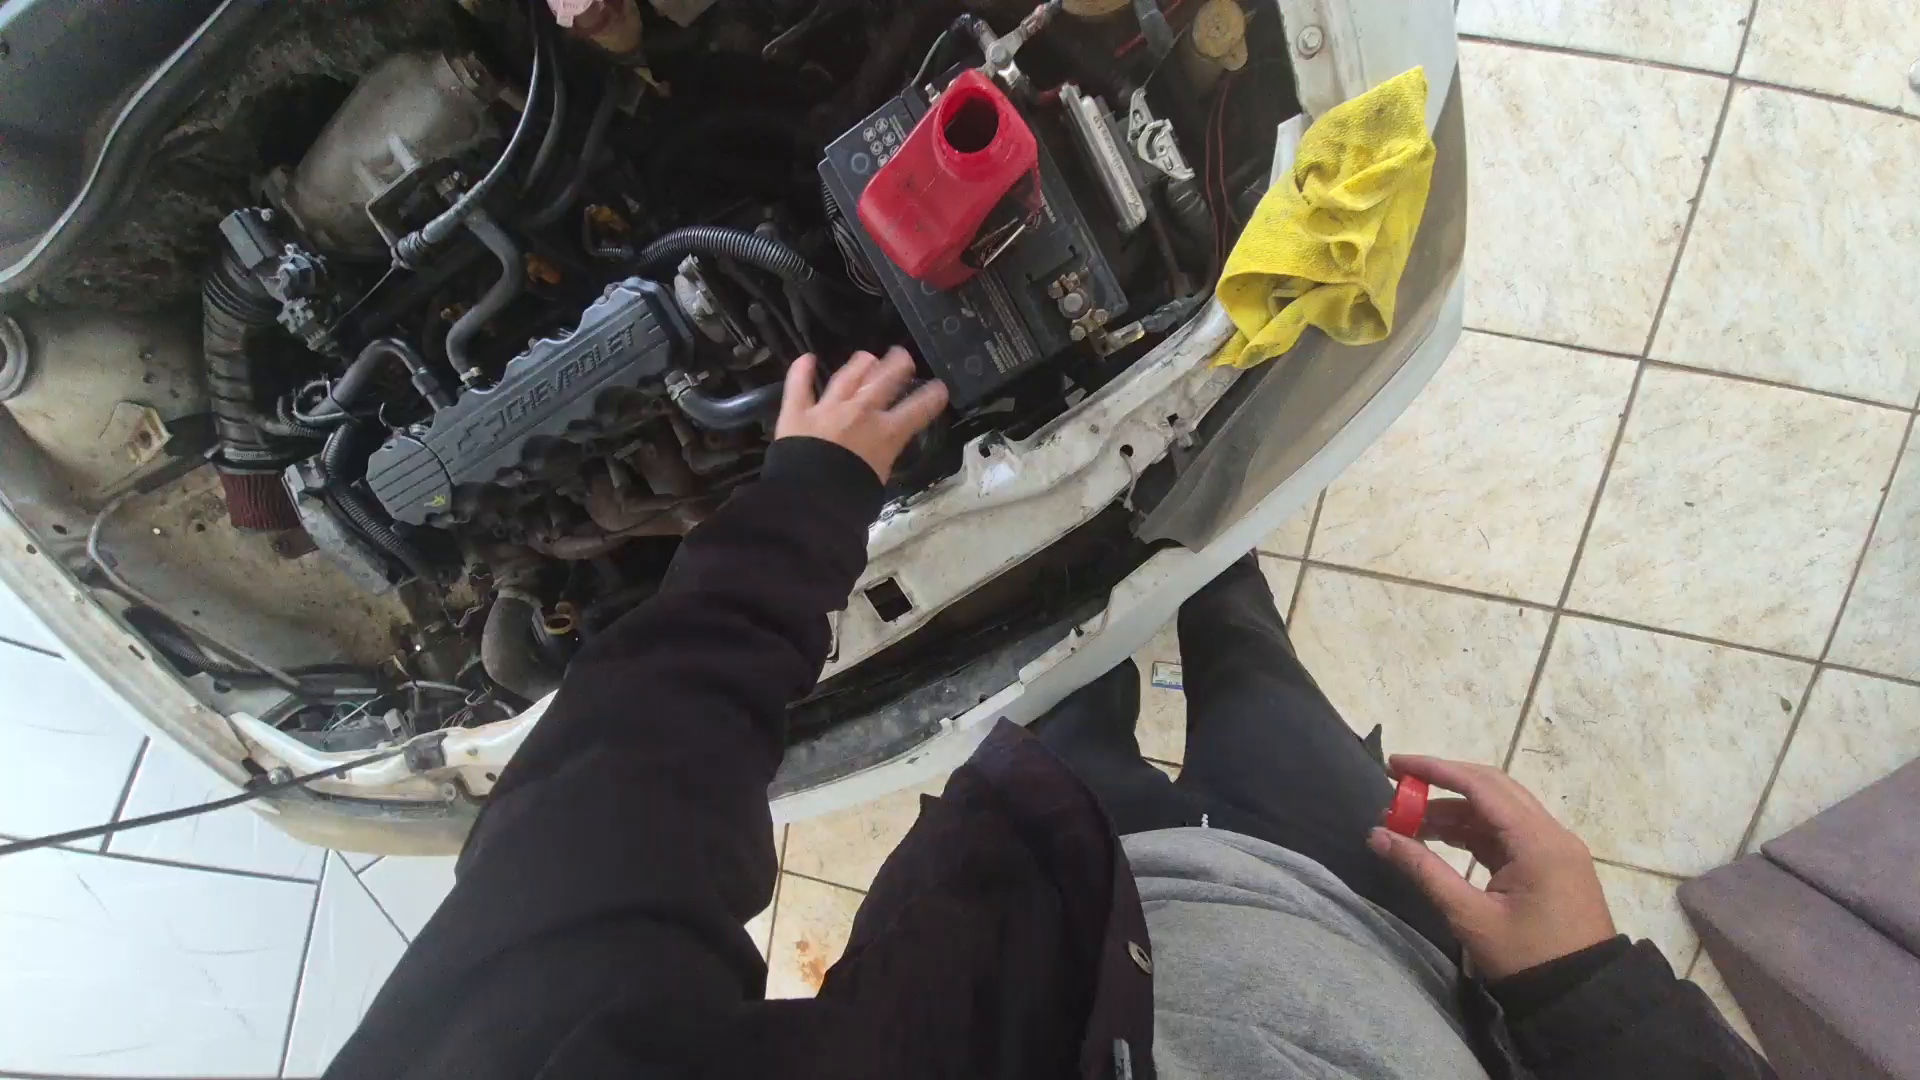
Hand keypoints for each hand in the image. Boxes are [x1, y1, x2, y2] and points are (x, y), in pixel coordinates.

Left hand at [776, 348, 947, 483]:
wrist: (812, 498)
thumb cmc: (851, 498)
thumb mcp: (880, 480)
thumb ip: (882, 460)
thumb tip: (879, 458)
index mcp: (886, 433)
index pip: (917, 410)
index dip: (932, 397)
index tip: (940, 388)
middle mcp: (860, 412)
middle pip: (884, 380)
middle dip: (897, 366)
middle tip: (903, 356)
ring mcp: (828, 408)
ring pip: (847, 377)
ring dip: (859, 364)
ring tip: (867, 357)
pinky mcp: (798, 412)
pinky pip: (800, 386)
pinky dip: (801, 371)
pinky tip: (806, 358)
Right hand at [1367, 755, 1615, 978]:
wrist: (1588, 1005)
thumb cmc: (1529, 958)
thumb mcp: (1469, 914)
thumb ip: (1422, 868)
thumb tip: (1376, 835)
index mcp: (1538, 842)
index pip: (1480, 785)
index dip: (1433, 770)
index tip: (1393, 765)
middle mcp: (1550, 835)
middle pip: (1490, 787)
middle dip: (1440, 782)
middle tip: (1397, 785)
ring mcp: (1552, 849)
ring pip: (1494, 808)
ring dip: (1450, 808)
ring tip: (1408, 821)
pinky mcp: (1547, 864)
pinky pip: (1502, 830)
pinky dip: (1467, 827)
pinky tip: (1436, 837)